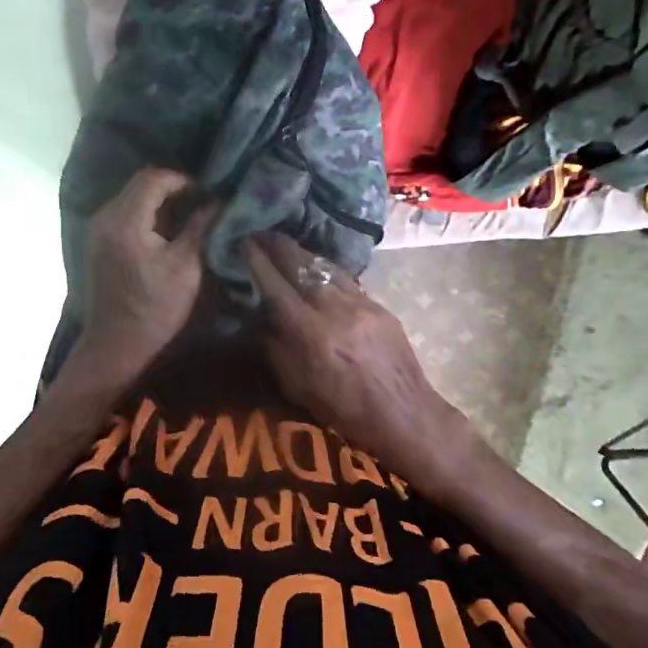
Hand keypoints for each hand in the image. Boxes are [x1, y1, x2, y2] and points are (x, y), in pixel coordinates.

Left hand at [77, 169, 216, 376]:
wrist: (116, 345)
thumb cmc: (155, 308)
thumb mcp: (186, 266)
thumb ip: (200, 227)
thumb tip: (216, 201)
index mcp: (125, 220)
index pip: (154, 179)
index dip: (183, 180)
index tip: (208, 193)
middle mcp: (104, 217)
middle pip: (140, 184)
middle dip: (172, 188)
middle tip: (201, 202)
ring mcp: (97, 230)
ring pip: (131, 198)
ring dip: (159, 202)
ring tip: (188, 216)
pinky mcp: (98, 243)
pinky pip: (124, 214)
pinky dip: (146, 215)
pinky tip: (166, 232)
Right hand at [247, 234, 475, 493]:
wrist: (403, 414)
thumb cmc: (344, 410)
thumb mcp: (297, 387)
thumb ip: (277, 348)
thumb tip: (264, 319)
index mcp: (311, 334)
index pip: (276, 287)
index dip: (258, 262)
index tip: (243, 243)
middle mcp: (335, 310)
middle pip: (302, 266)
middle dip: (278, 246)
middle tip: (260, 232)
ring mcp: (361, 305)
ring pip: (325, 268)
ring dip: (302, 254)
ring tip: (285, 245)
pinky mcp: (379, 306)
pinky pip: (346, 281)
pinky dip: (325, 271)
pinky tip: (317, 269)